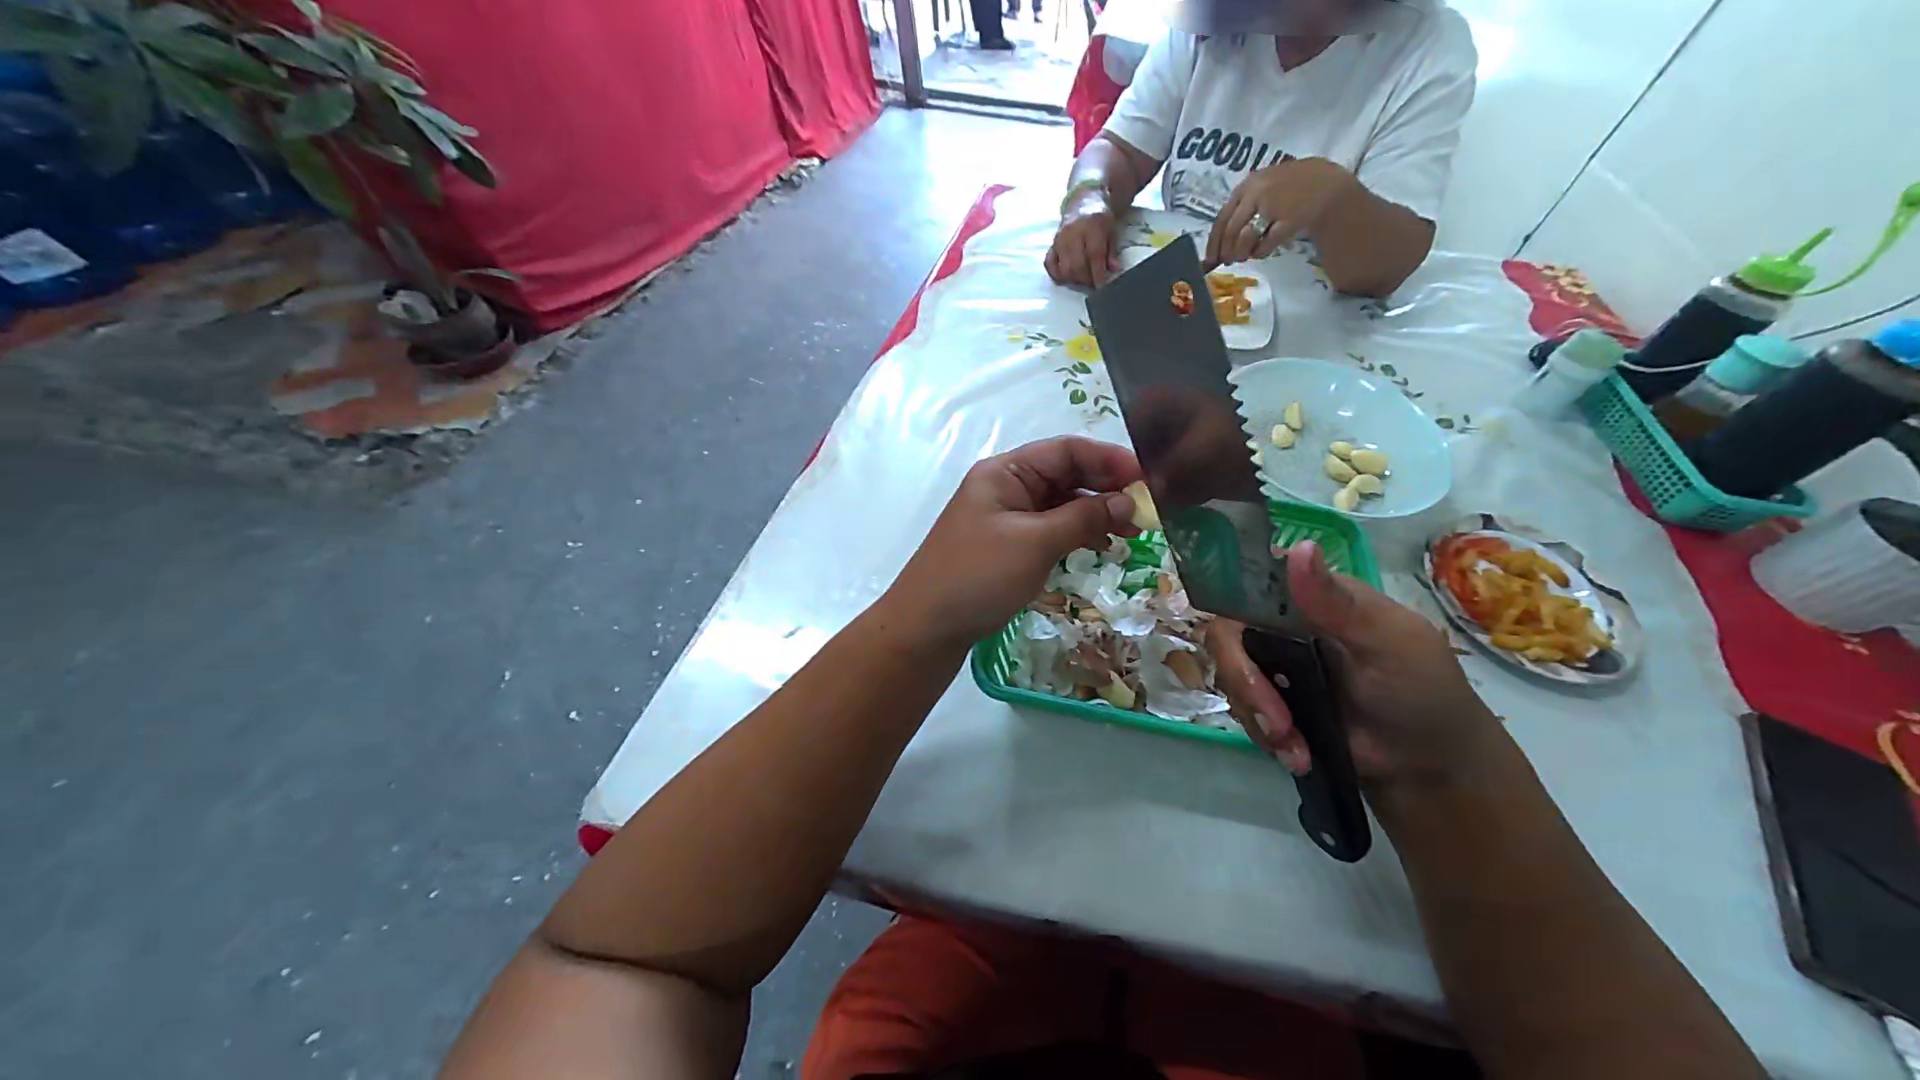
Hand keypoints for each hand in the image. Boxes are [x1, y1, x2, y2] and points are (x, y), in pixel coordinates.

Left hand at [887, 437, 1142, 646]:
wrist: (927, 627)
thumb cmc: (977, 577)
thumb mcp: (1034, 544)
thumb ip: (1083, 518)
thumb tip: (1129, 501)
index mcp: (1006, 471)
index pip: (1066, 450)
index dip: (1110, 460)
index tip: (1150, 479)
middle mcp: (1007, 486)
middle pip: (1066, 474)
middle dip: (1108, 487)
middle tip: (1149, 510)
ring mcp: (1007, 516)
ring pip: (1062, 503)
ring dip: (1096, 512)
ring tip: (1133, 532)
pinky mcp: (1009, 544)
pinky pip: (1052, 528)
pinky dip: (1078, 533)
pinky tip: (1102, 546)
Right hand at [1045, 189, 1119, 286]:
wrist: (1081, 201)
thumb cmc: (1099, 218)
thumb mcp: (1111, 231)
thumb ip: (1112, 251)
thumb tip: (1113, 270)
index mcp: (1091, 227)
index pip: (1094, 256)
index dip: (1098, 275)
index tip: (1102, 287)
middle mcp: (1072, 233)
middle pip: (1077, 266)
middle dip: (1086, 280)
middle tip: (1094, 283)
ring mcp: (1059, 240)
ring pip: (1064, 269)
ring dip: (1074, 279)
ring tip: (1084, 279)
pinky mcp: (1051, 245)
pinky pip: (1050, 265)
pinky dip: (1058, 274)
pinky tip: (1068, 276)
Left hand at [1204, 157, 1355, 267]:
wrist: (1327, 185)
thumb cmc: (1289, 190)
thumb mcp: (1262, 189)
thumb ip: (1241, 209)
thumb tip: (1217, 242)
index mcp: (1247, 186)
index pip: (1221, 218)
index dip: (1213, 242)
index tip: (1210, 259)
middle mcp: (1257, 193)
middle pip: (1230, 231)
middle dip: (1226, 252)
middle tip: (1228, 262)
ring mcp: (1273, 205)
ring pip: (1244, 238)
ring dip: (1240, 253)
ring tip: (1244, 256)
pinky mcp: (1289, 219)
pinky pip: (1265, 244)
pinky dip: (1259, 252)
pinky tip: (1261, 252)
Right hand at [1206, 540, 1499, 788]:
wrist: (1430, 769)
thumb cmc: (1423, 692)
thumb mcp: (1388, 642)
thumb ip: (1338, 602)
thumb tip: (1299, 545)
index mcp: (1312, 597)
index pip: (1249, 584)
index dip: (1230, 604)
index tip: (1235, 640)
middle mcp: (1284, 626)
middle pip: (1229, 637)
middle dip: (1246, 683)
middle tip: (1278, 721)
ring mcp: (1275, 666)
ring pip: (1230, 676)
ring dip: (1257, 716)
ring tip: (1295, 748)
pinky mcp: (1271, 704)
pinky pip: (1241, 710)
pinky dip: (1264, 735)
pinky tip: (1296, 755)